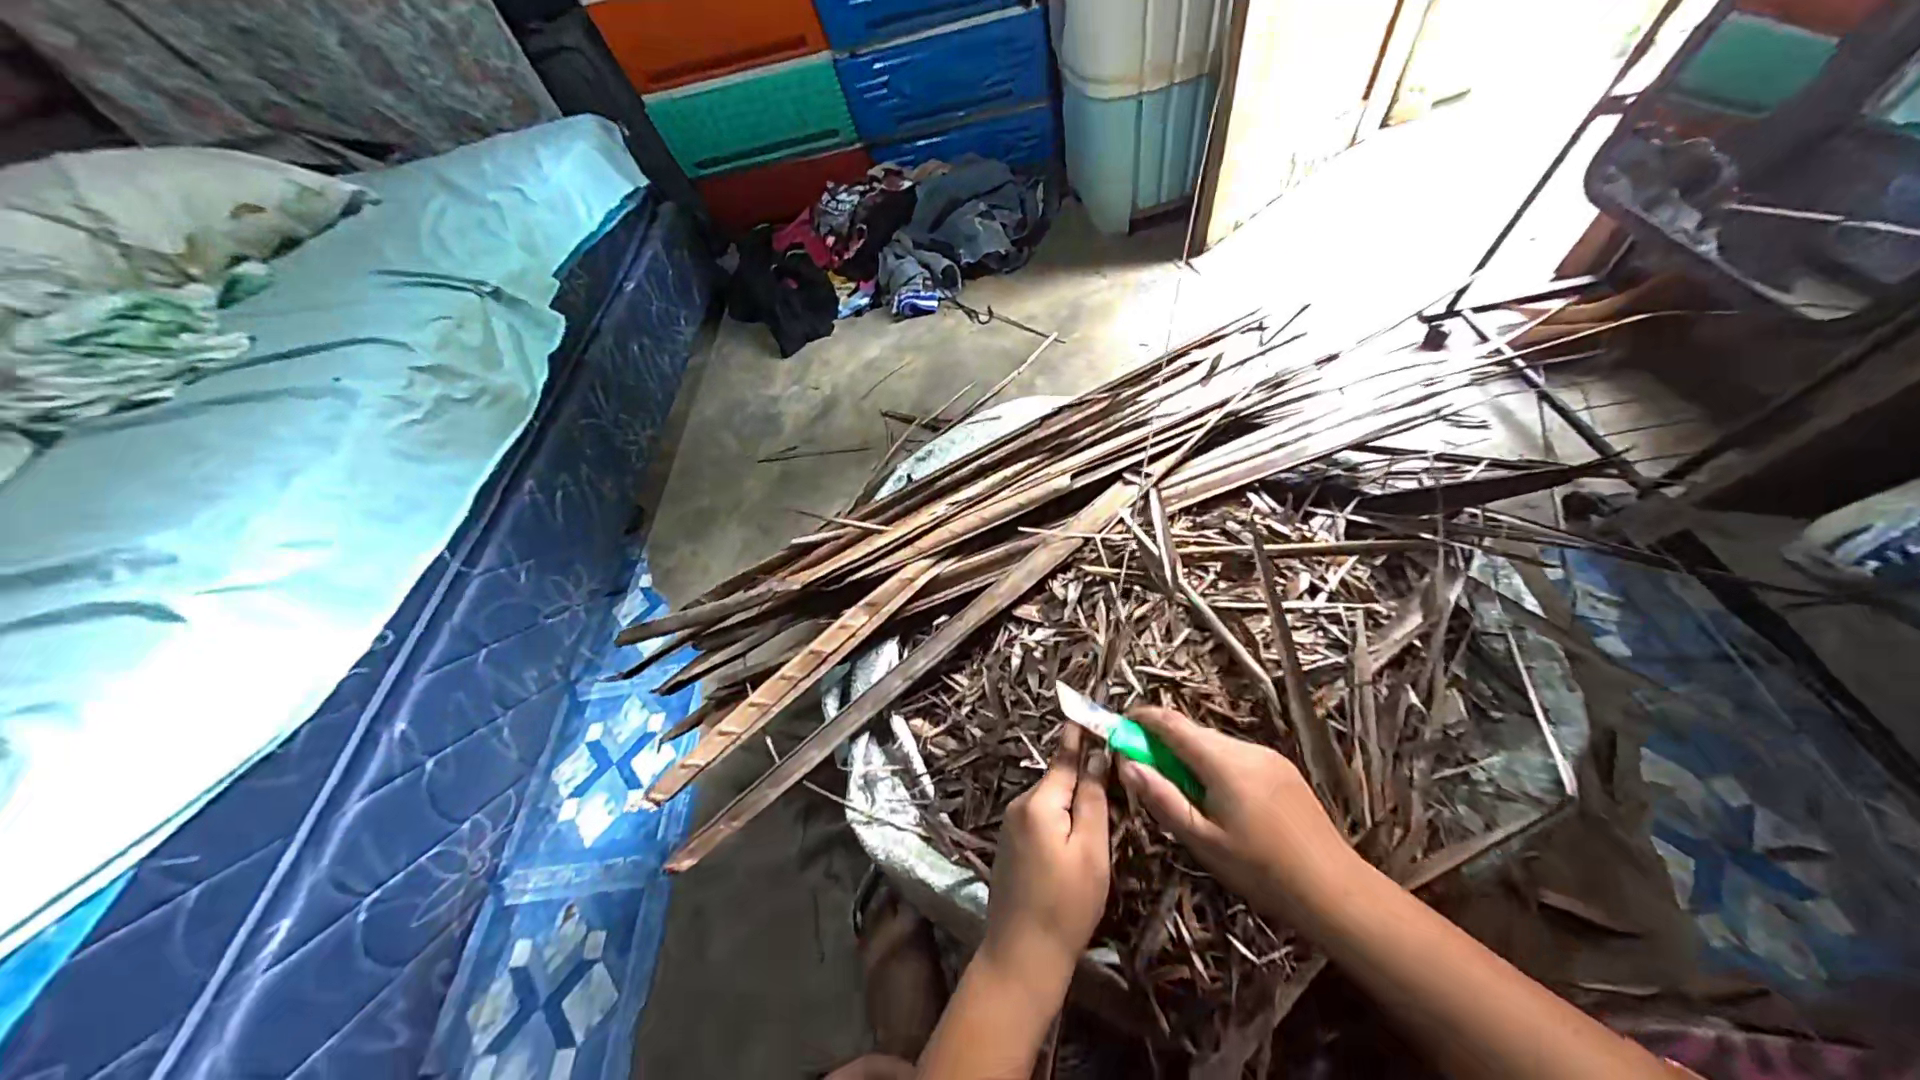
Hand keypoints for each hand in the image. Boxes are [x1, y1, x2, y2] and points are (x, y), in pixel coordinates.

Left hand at [982, 724, 1110, 978]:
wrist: (1022, 953)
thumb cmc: (1067, 903)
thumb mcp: (1091, 850)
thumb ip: (1094, 800)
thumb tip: (1098, 758)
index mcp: (1040, 802)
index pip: (1065, 757)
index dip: (1080, 734)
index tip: (1089, 709)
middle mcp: (1020, 805)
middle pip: (1059, 779)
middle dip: (1084, 774)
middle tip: (1115, 767)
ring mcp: (1011, 825)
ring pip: (1051, 800)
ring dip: (1074, 799)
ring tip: (1104, 808)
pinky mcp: (1011, 844)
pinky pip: (1041, 817)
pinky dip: (1061, 817)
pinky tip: (1077, 836)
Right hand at [1116, 706, 1359, 925]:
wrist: (1334, 888)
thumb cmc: (1260, 869)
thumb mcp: (1202, 839)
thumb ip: (1162, 798)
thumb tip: (1127, 764)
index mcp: (1222, 762)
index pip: (1170, 723)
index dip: (1142, 720)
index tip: (1122, 728)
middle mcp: (1245, 748)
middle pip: (1193, 732)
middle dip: (1164, 744)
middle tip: (1148, 773)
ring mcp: (1267, 756)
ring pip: (1215, 744)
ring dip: (1190, 757)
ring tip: (1186, 796)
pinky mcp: (1283, 769)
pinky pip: (1236, 756)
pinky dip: (1215, 766)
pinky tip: (1220, 801)